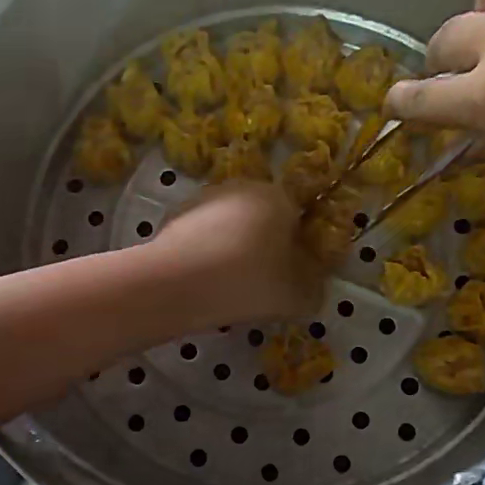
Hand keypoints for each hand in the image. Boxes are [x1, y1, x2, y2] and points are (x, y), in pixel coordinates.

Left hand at [152, 180, 324, 323]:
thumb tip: (310, 284)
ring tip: (224, 288)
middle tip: (256, 285)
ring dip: (228, 251)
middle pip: (259, 221)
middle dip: (260, 249)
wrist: (177, 284)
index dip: (294, 252)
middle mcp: (241, 188)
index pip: (296, 220)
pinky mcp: (172, 218)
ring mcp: (203, 200)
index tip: (287, 279)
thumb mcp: (298, 297)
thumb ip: (312, 288)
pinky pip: (198, 239)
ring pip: (226, 229)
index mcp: (279, 196)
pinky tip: (199, 283)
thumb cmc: (249, 282)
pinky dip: (201, 256)